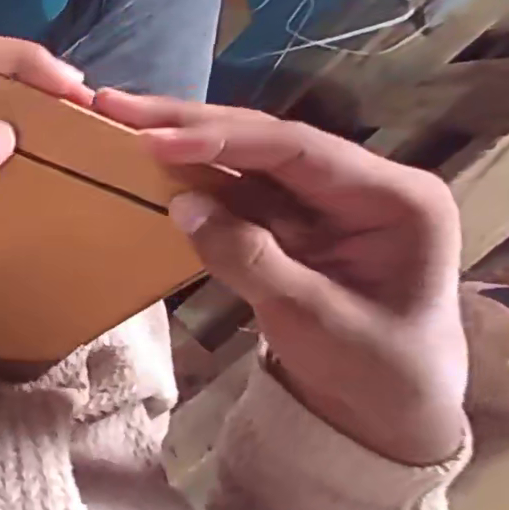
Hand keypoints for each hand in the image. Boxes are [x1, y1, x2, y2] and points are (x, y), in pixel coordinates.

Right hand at [94, 90, 467, 466]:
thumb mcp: (314, 321)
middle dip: (187, 121)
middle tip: (115, 103)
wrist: (384, 407)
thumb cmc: (371, 367)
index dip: (222, 139)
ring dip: (178, 136)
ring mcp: (314, 198)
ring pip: (239, 154)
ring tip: (119, 116)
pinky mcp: (282, 217)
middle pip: (261, 138)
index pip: (296, 149)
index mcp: (392, 198)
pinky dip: (184, 170)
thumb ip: (250, 259)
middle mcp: (353, 182)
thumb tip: (182, 205)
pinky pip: (227, 185)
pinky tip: (146, 155)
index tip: (154, 139)